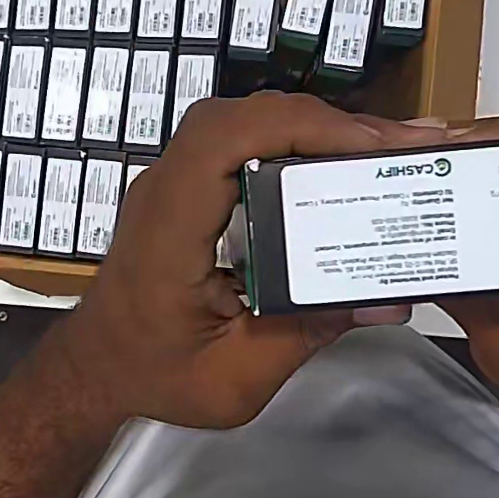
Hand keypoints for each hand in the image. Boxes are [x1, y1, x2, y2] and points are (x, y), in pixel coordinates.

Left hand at [48, 92, 429, 429]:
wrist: (99, 364)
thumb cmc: (154, 374)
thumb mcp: (234, 378)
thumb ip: (306, 333)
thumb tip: (385, 298)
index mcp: (168, 231)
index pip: (222, 141)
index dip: (296, 126)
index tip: (367, 148)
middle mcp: (164, 190)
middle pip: (238, 118)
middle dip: (322, 121)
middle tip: (399, 145)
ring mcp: (171, 182)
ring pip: (240, 121)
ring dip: (311, 126)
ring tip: (380, 150)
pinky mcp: (186, 186)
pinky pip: (239, 141)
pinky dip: (291, 140)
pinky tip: (334, 161)